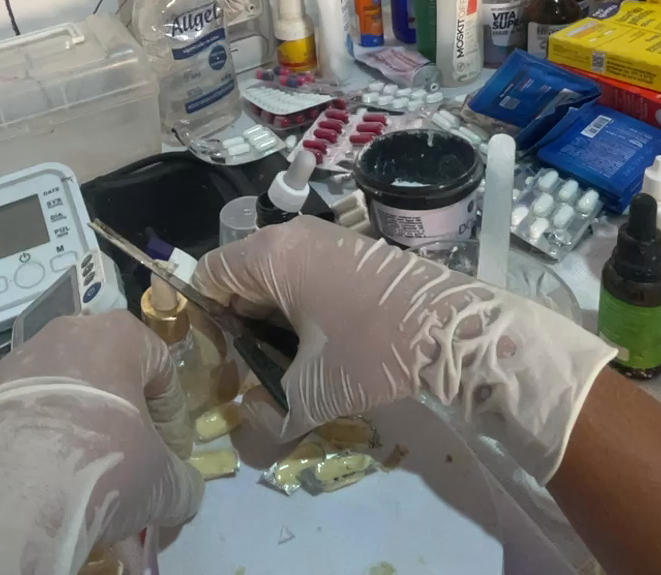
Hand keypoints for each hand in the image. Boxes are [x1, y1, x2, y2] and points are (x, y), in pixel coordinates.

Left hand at [0, 312, 203, 574]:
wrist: (10, 492)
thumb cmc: (103, 462)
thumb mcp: (162, 482)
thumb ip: (182, 481)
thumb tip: (181, 492)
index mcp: (120, 333)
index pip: (162, 369)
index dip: (173, 418)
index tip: (172, 457)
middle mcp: (70, 332)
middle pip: (111, 379)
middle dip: (125, 427)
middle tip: (130, 472)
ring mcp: (21, 358)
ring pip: (66, 396)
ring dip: (82, 435)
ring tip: (85, 484)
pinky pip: (25, 416)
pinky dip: (39, 444)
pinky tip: (43, 483)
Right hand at [193, 218, 615, 480]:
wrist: (455, 327)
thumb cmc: (373, 348)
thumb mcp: (315, 391)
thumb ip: (268, 413)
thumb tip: (246, 428)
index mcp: (271, 254)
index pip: (210, 273)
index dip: (205, 316)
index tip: (220, 357)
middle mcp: (292, 233)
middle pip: (242, 273)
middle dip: (240, 321)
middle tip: (252, 367)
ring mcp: (326, 235)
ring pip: (275, 273)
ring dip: (272, 314)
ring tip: (289, 361)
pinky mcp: (352, 247)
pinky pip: (305, 269)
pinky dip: (301, 302)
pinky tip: (322, 340)